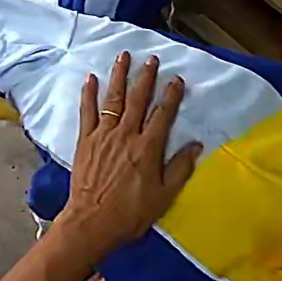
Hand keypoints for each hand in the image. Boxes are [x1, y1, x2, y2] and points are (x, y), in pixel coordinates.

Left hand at [52, 52, 201, 264]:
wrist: (90, 224)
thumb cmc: (130, 213)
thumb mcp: (164, 196)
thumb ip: (180, 168)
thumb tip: (196, 145)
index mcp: (148, 147)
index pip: (163, 114)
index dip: (171, 95)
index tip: (176, 79)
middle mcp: (126, 135)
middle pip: (138, 99)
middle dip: (146, 77)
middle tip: (151, 59)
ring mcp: (103, 136)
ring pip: (113, 99)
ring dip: (119, 76)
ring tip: (123, 56)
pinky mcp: (85, 141)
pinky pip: (87, 113)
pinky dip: (89, 94)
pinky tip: (90, 79)